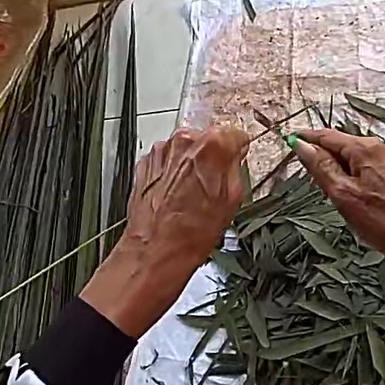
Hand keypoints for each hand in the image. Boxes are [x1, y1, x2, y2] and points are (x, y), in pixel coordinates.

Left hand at [81, 123, 248, 336]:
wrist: (155, 250)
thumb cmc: (190, 232)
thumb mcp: (233, 200)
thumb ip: (236, 168)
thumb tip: (235, 156)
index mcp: (212, 145)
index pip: (234, 134)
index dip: (237, 149)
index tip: (237, 159)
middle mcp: (185, 141)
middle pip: (207, 139)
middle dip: (212, 158)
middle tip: (213, 184)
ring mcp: (162, 151)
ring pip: (186, 149)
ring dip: (190, 165)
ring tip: (191, 194)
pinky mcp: (146, 162)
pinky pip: (167, 160)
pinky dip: (172, 172)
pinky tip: (176, 195)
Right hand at [291, 128, 384, 287]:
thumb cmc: (383, 222)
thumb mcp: (343, 195)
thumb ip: (321, 167)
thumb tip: (301, 145)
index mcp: (367, 149)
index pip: (329, 136)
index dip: (307, 138)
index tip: (290, 140)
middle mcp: (382, 148)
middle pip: (343, 144)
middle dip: (323, 154)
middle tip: (306, 170)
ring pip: (356, 157)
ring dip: (338, 166)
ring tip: (327, 186)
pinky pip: (369, 166)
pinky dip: (354, 173)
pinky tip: (350, 191)